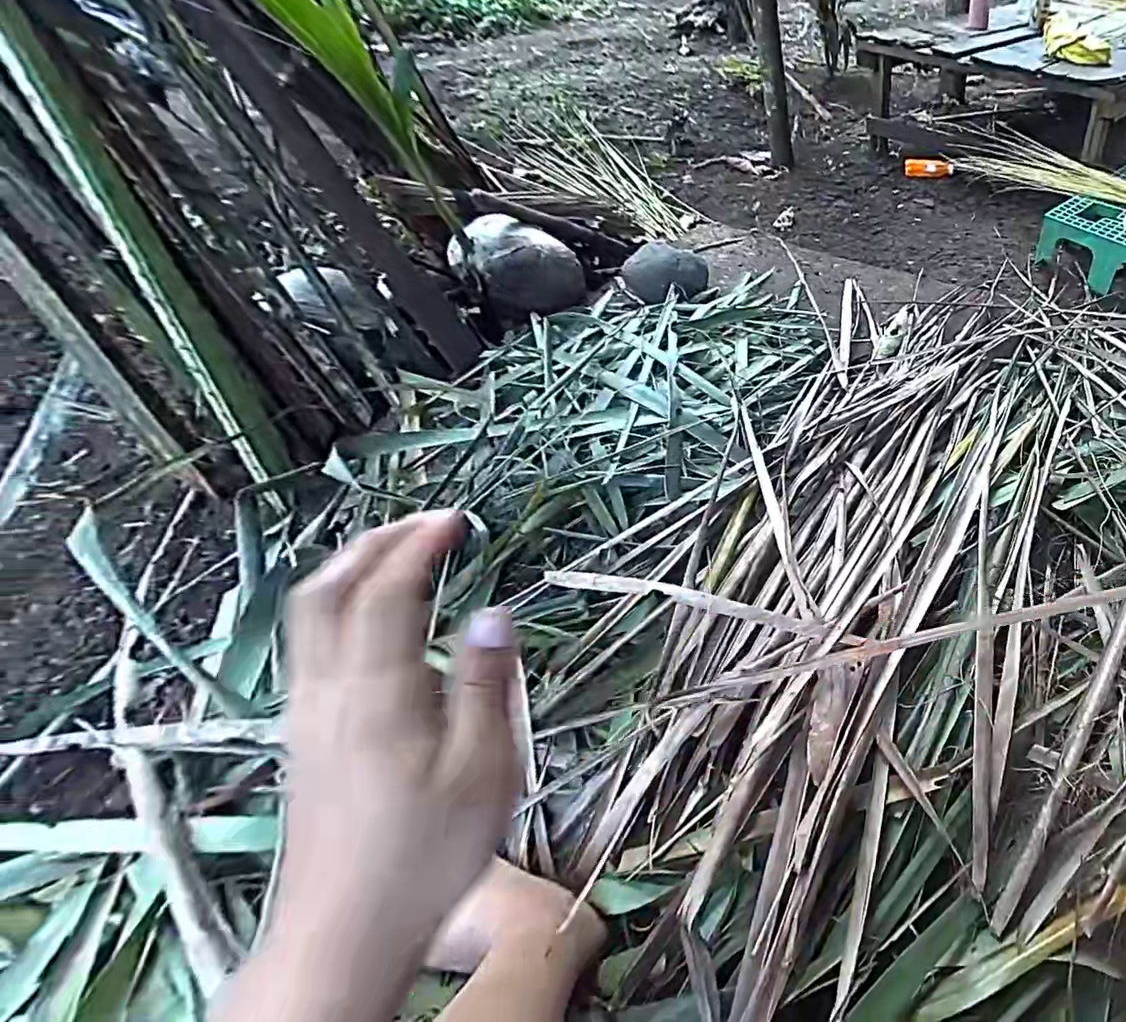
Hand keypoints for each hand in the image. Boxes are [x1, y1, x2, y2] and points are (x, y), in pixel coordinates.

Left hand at [264, 512, 519, 993]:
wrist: (348, 929)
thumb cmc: (431, 846)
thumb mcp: (485, 763)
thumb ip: (487, 682)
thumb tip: (493, 614)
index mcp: (377, 696)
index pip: (388, 595)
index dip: (418, 546)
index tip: (456, 519)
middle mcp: (329, 695)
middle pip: (325, 594)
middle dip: (372, 544)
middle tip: (426, 522)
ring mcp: (310, 716)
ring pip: (310, 619)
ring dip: (353, 570)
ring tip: (404, 551)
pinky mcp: (309, 735)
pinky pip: (315, 646)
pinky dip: (345, 606)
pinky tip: (382, 616)